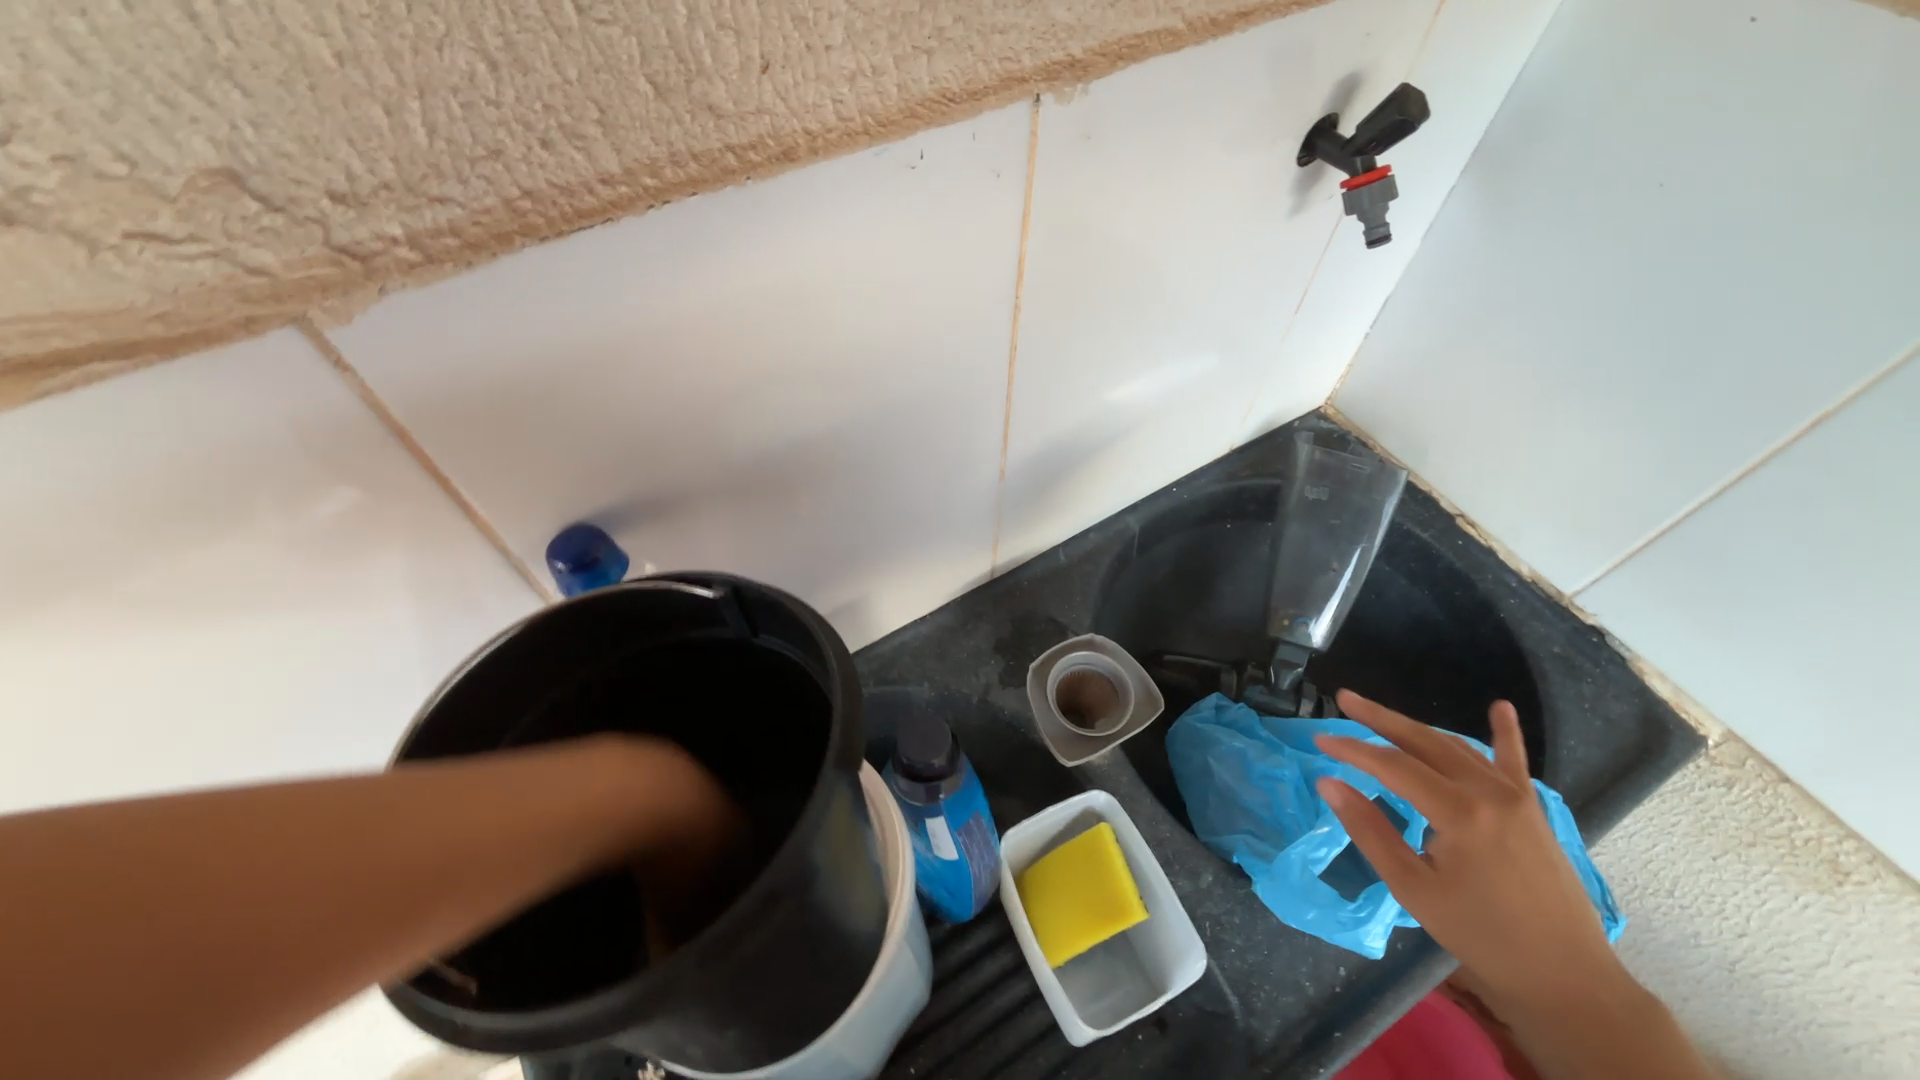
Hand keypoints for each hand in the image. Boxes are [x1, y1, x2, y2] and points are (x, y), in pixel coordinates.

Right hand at [1312, 691, 1623, 1011]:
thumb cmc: (1480, 936)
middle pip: (1425, 742)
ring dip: (1418, 729)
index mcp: (1459, 812)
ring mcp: (1516, 797)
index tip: (1319, 740)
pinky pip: (1514, 762)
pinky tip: (1499, 708)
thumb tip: (1329, 784)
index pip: (1393, 765)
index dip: (1353, 749)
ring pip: (1458, 748)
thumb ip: (1370, 830)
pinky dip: (1505, 733)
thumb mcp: (1413, 888)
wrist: (1564, 975)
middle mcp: (1489, 792)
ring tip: (1382, 716)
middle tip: (1345, 699)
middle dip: (1381, 719)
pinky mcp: (1533, 810)